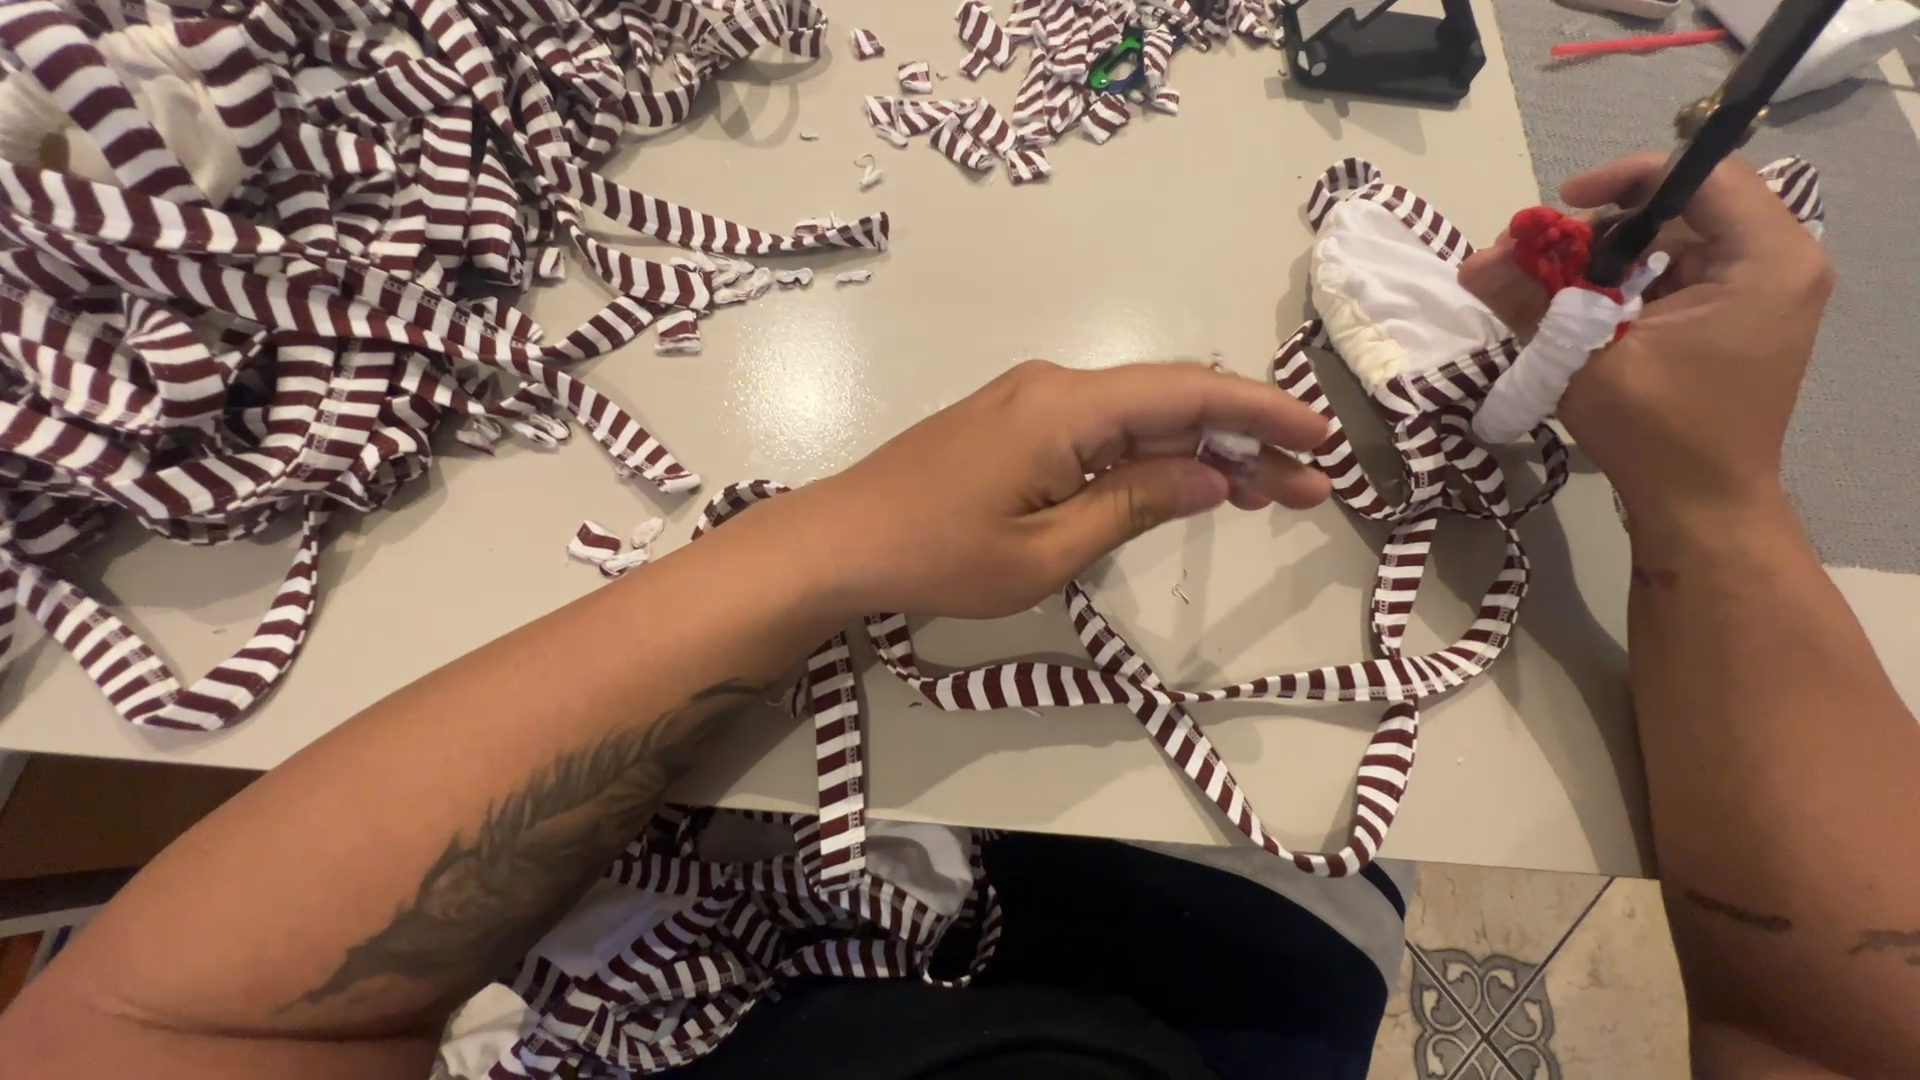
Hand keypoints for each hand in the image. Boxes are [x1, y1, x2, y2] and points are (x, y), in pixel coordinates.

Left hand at [779, 360, 1331, 619]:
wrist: (842, 540)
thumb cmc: (937, 556)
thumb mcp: (1045, 551)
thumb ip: (1132, 505)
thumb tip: (1209, 476)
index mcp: (1066, 408)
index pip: (1187, 395)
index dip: (1262, 412)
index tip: (1321, 438)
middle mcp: (1055, 387)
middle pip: (1171, 401)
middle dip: (1243, 439)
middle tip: (1305, 486)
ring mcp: (1031, 402)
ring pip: (1138, 416)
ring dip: (1199, 450)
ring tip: (1262, 492)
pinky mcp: (1015, 424)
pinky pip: (1100, 431)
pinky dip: (1148, 456)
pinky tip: (1183, 485)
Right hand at [1457, 154, 1833, 533]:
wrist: (1699, 502)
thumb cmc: (1656, 430)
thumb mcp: (1584, 360)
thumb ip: (1531, 303)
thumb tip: (1473, 263)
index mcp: (1765, 259)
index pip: (1702, 178)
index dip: (1625, 178)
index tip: (1558, 204)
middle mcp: (1774, 264)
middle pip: (1679, 213)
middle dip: (1597, 231)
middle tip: (1531, 259)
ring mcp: (1755, 296)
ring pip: (1669, 249)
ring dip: (1600, 264)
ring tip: (1541, 293)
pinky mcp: (1730, 323)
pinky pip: (1670, 283)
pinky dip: (1618, 291)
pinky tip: (1574, 317)